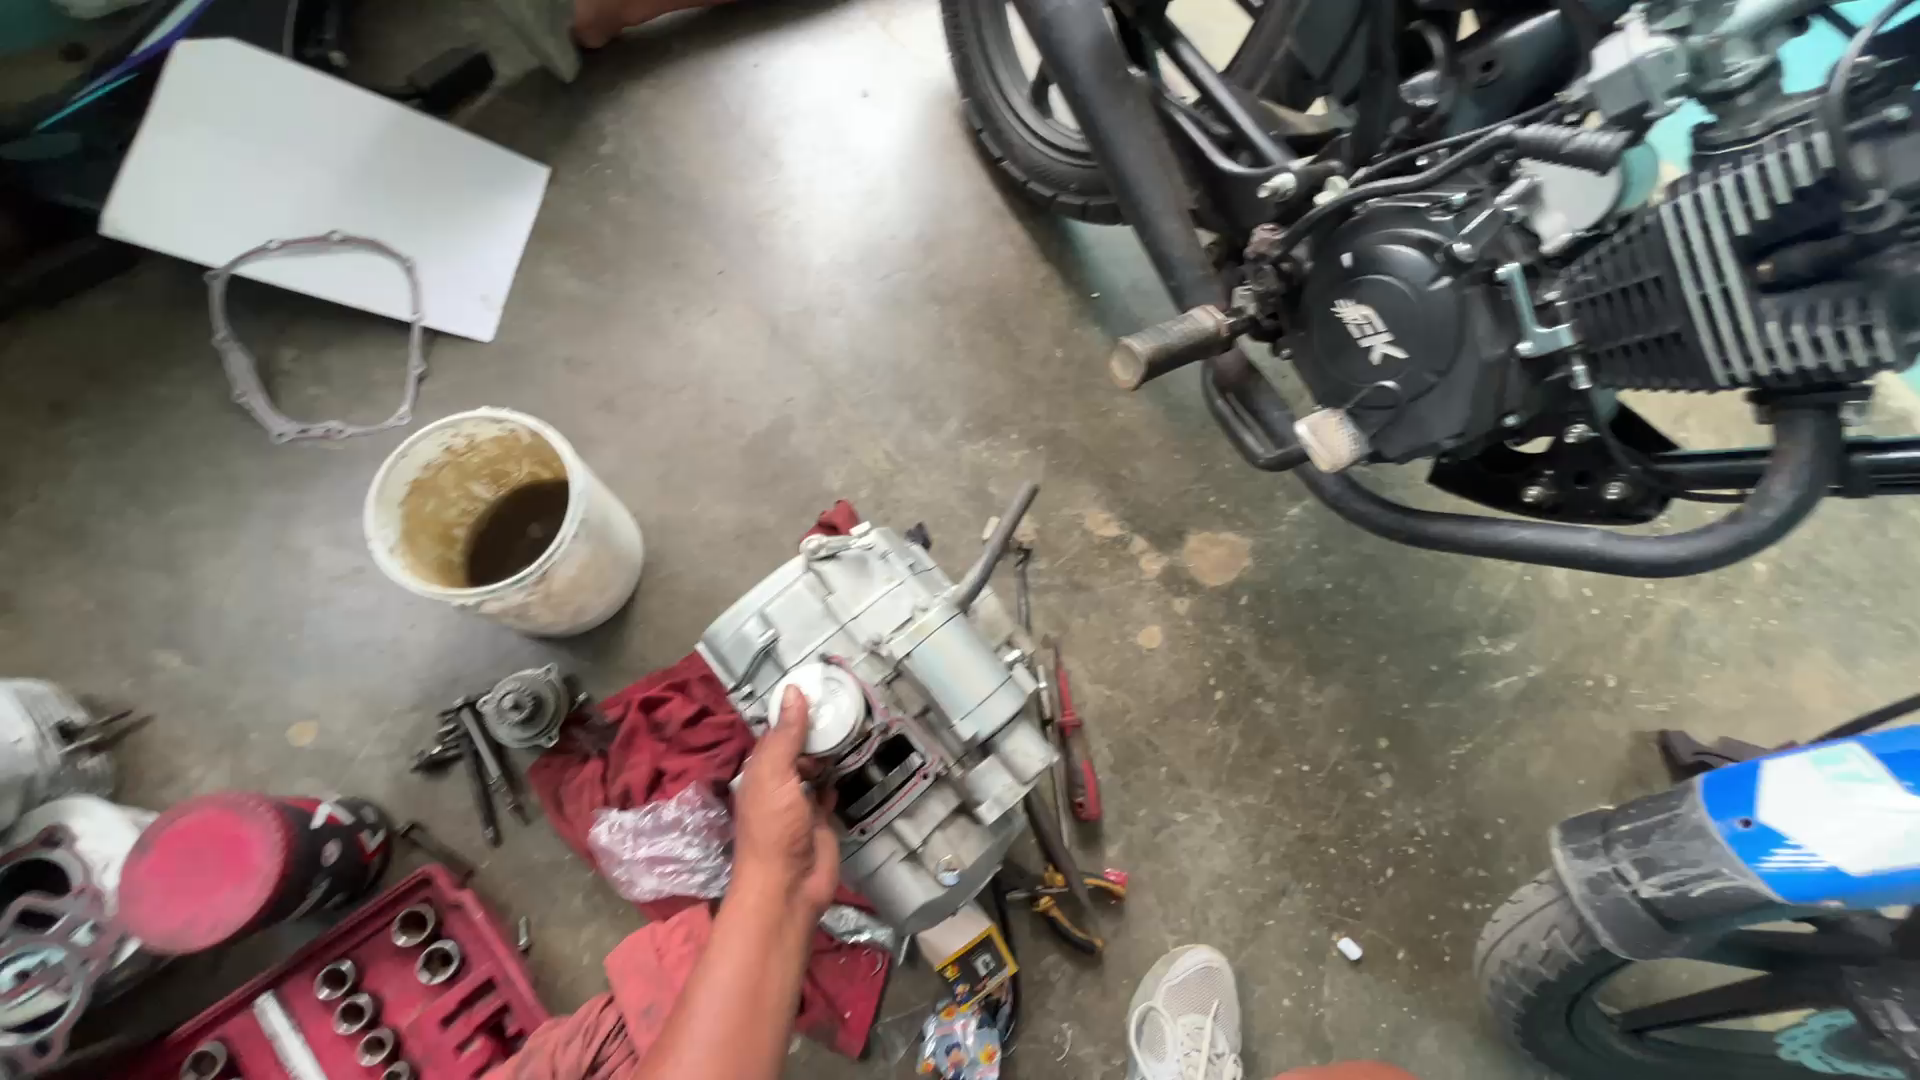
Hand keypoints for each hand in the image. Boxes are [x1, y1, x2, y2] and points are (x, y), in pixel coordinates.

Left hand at [733, 685, 839, 917]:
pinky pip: (831, 788)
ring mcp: (801, 800)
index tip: (820, 684)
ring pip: (817, 765)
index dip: (795, 709)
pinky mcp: (822, 817)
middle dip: (817, 727)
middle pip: (799, 746)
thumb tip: (794, 691)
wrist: (789, 886)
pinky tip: (855, 757)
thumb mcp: (774, 775)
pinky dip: (840, 774)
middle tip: (847, 701)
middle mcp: (780, 781)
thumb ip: (787, 735)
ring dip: (832, 749)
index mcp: (761, 769)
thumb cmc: (774, 828)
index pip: (778, 730)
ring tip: (857, 721)